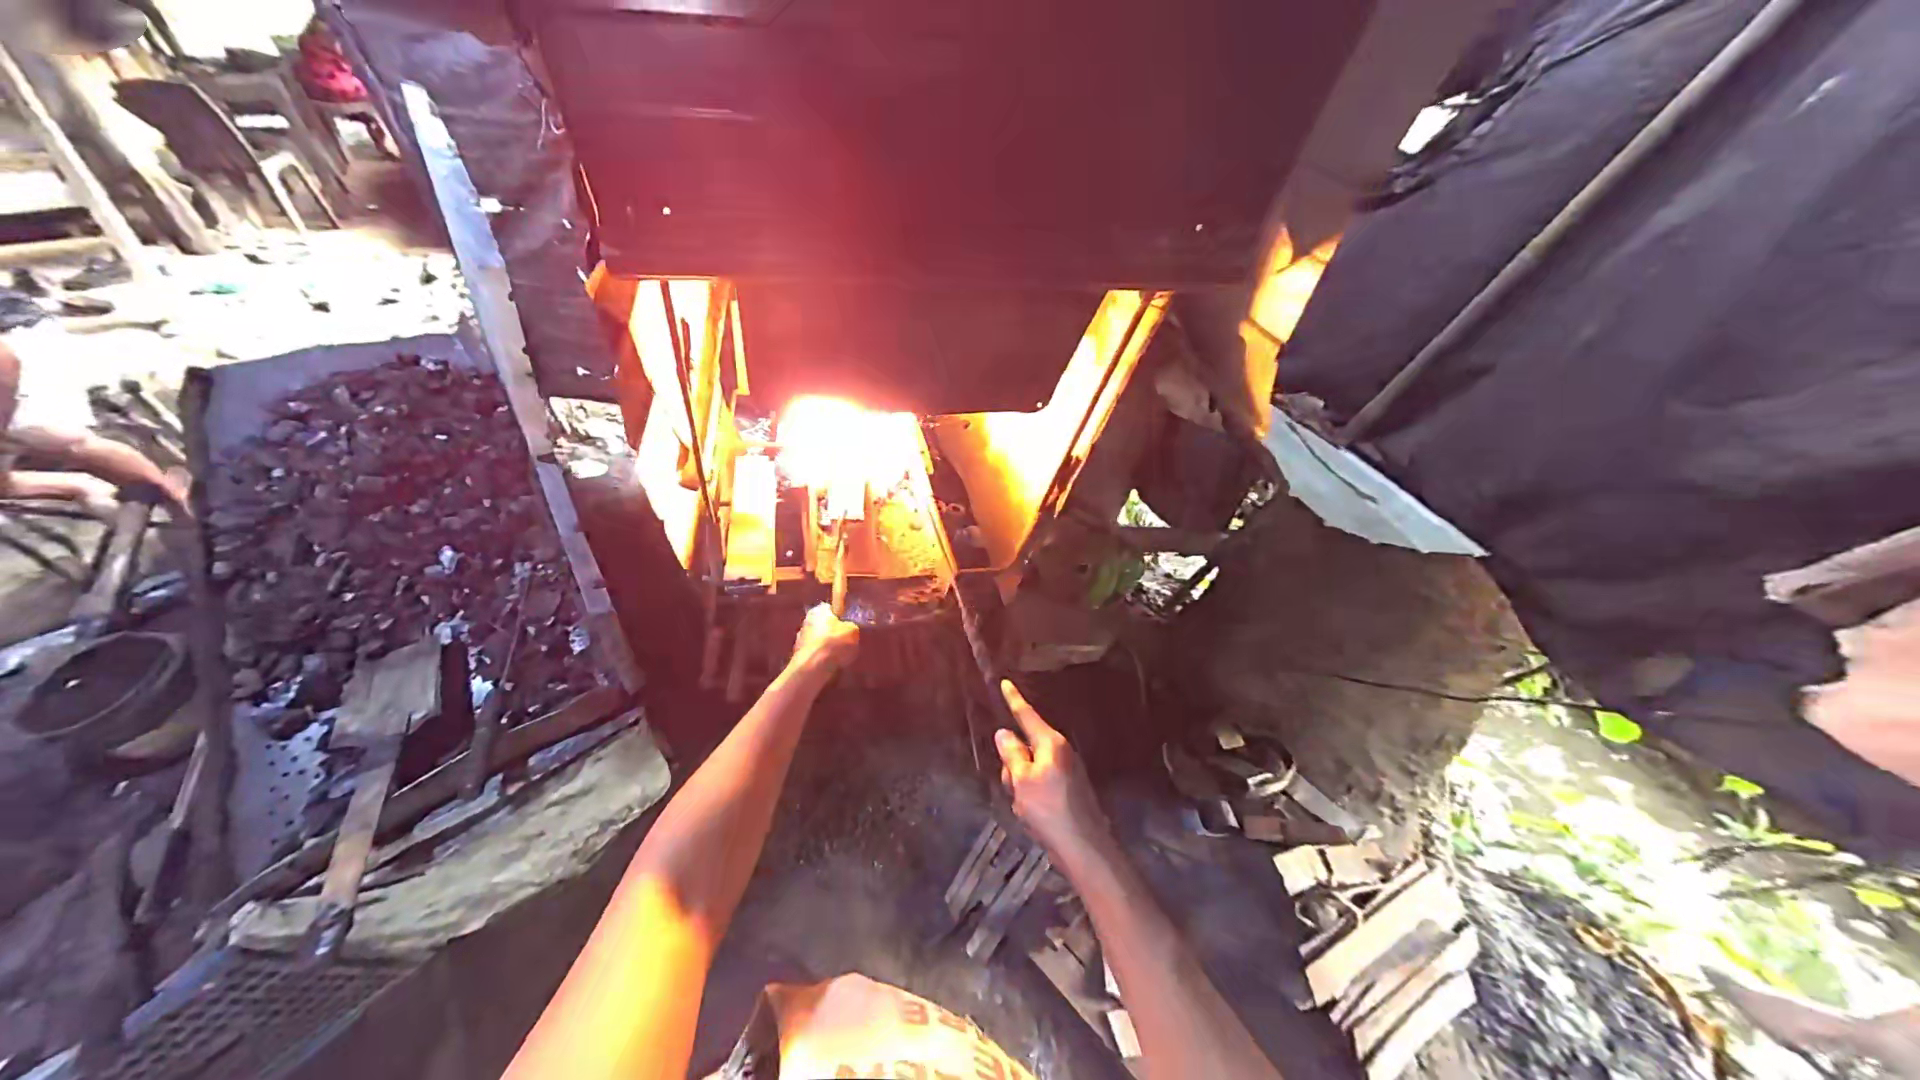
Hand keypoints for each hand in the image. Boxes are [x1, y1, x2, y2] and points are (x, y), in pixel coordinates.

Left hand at [792, 603, 858, 672]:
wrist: (814, 667)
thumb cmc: (834, 643)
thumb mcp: (853, 631)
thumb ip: (851, 627)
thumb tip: (849, 629)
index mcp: (818, 610)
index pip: (830, 609)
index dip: (840, 617)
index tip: (847, 626)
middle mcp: (806, 621)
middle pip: (823, 625)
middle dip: (832, 632)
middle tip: (845, 642)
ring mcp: (800, 639)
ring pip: (818, 640)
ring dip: (826, 646)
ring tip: (839, 657)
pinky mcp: (798, 655)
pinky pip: (814, 654)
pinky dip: (820, 658)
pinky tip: (829, 665)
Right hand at [996, 680, 1111, 862]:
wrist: (1084, 847)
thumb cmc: (1050, 809)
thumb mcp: (1022, 781)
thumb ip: (1011, 754)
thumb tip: (1004, 732)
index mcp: (1051, 744)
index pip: (1027, 715)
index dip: (1014, 700)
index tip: (1005, 683)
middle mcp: (1060, 751)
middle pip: (1024, 747)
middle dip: (1012, 765)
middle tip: (1014, 788)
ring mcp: (1065, 770)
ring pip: (1028, 768)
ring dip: (1020, 785)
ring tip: (1026, 807)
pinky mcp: (1066, 789)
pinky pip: (1038, 783)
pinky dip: (1030, 796)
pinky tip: (1034, 816)